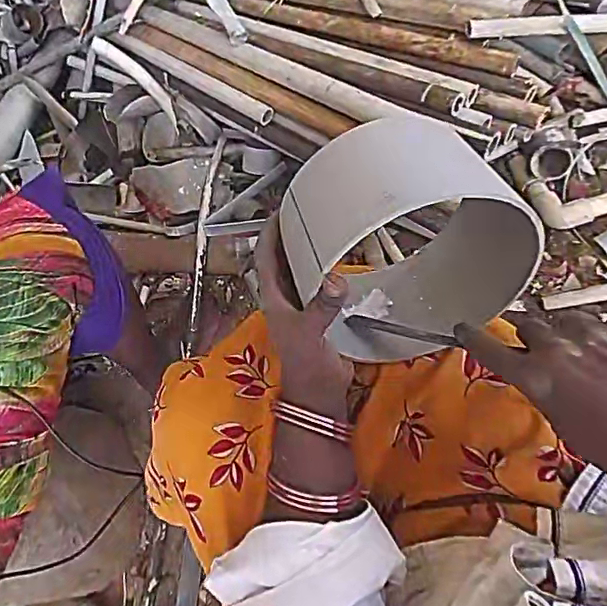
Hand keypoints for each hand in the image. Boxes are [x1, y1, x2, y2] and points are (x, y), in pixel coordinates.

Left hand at [256, 215, 352, 412]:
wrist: (320, 393)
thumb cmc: (307, 365)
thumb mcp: (312, 333)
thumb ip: (322, 307)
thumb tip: (334, 280)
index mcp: (274, 298)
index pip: (266, 258)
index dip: (270, 235)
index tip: (279, 212)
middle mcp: (284, 298)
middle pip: (282, 260)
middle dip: (289, 237)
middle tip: (304, 213)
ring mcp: (300, 306)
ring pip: (300, 271)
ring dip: (307, 252)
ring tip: (322, 230)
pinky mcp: (317, 314)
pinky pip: (318, 284)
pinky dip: (326, 270)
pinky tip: (340, 261)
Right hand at [454, 311, 606, 532]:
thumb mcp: (578, 435)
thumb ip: (550, 397)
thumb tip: (544, 381)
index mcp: (542, 380)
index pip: (488, 346)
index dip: (472, 336)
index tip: (465, 328)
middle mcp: (566, 347)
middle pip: (528, 324)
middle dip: (525, 335)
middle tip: (533, 350)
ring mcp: (605, 331)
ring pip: (568, 321)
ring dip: (566, 335)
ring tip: (582, 357)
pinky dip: (606, 339)